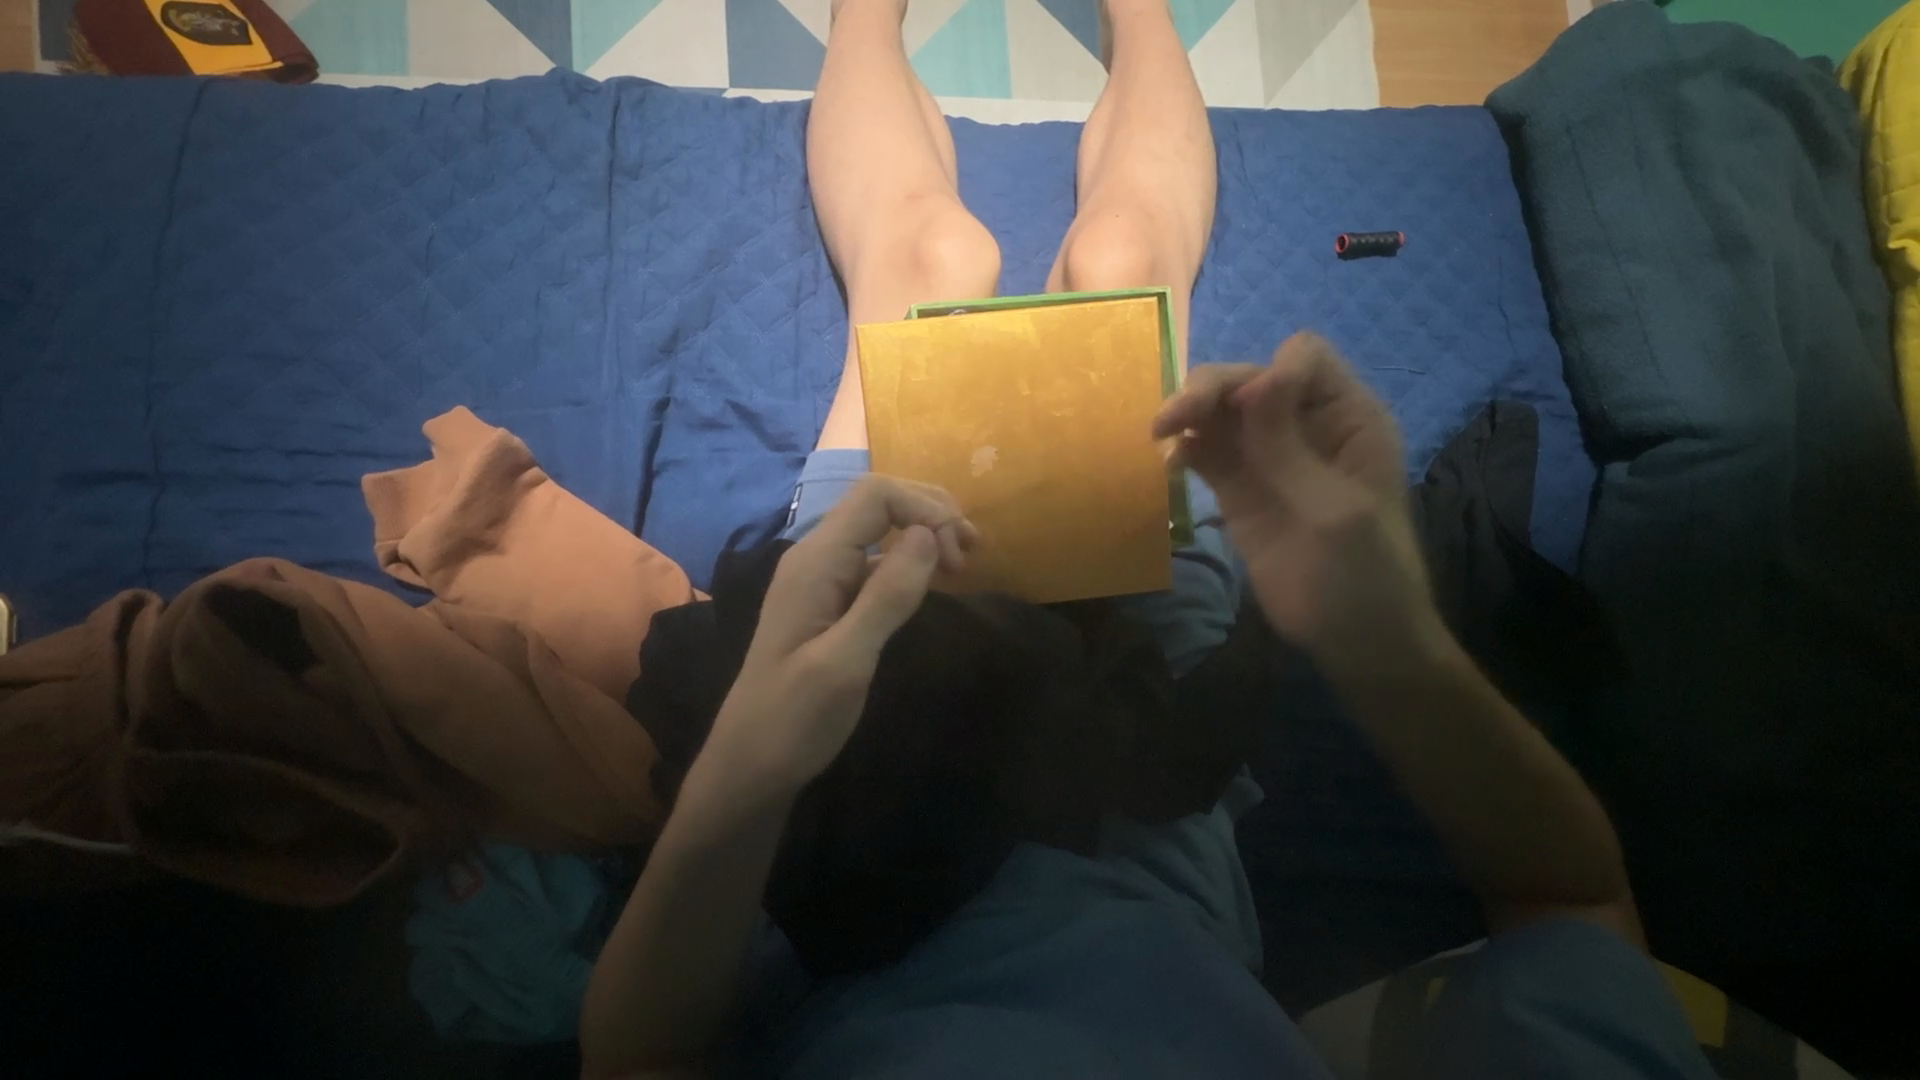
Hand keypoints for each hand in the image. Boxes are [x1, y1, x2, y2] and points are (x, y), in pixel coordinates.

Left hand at [705, 475, 977, 792]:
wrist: (751, 765)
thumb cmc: (794, 719)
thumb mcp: (845, 663)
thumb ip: (886, 597)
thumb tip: (930, 534)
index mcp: (816, 562)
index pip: (876, 495)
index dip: (926, 508)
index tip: (959, 555)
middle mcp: (818, 558)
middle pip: (880, 503)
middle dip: (931, 514)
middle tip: (971, 555)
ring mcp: (823, 579)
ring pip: (881, 530)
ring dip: (925, 534)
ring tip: (963, 564)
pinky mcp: (832, 602)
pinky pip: (877, 561)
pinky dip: (913, 561)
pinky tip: (935, 583)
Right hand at [1154, 333, 1439, 671]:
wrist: (1352, 639)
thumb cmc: (1362, 574)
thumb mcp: (1333, 508)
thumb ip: (1289, 445)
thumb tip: (1255, 379)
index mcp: (1348, 418)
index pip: (1304, 359)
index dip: (1268, 373)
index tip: (1247, 411)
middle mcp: (1306, 426)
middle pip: (1250, 379)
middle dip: (1211, 390)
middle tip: (1170, 420)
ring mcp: (1268, 458)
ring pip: (1221, 412)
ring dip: (1189, 414)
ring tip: (1160, 434)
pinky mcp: (1238, 489)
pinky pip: (1206, 451)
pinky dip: (1185, 448)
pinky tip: (1169, 463)